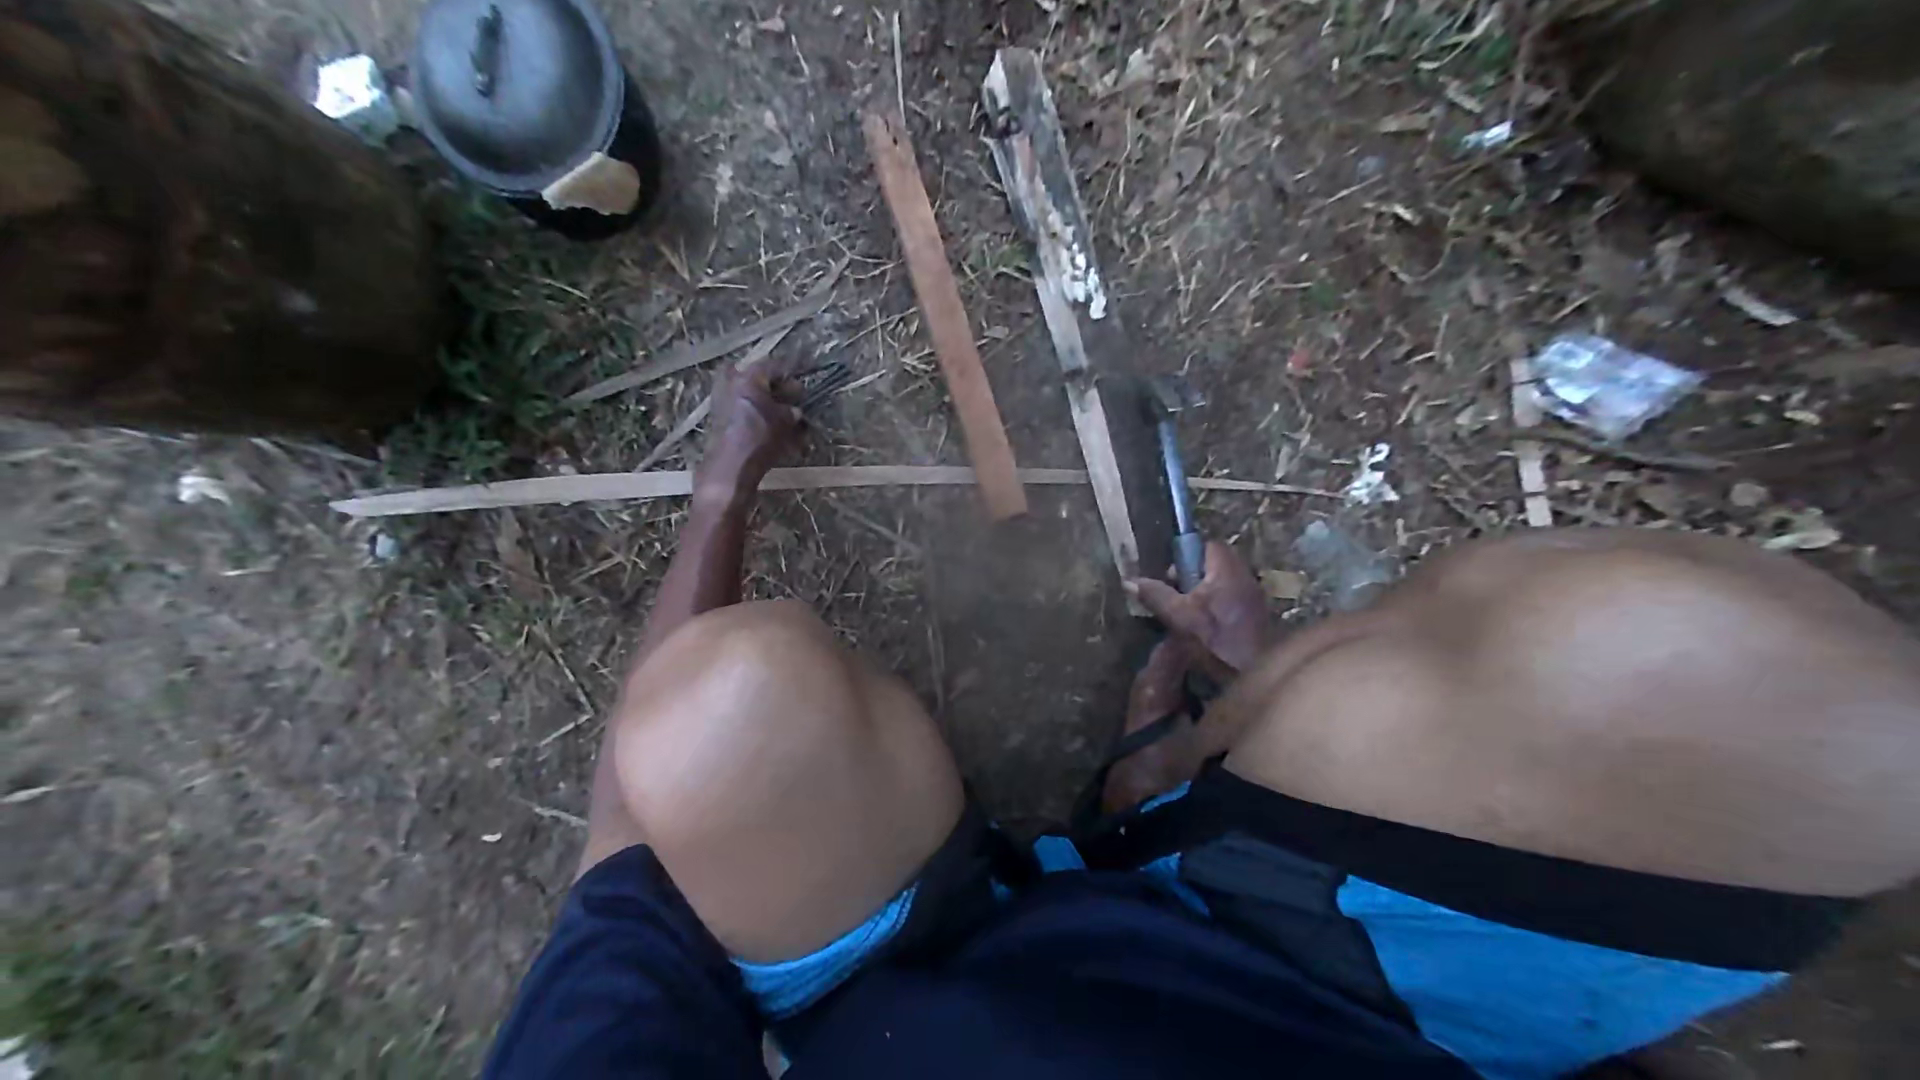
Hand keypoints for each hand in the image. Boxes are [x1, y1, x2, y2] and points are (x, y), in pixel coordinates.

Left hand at [693, 362, 802, 508]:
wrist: (731, 465)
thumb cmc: (760, 436)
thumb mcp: (784, 421)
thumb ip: (791, 412)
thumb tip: (795, 411)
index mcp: (747, 377)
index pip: (774, 365)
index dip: (792, 370)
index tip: (805, 370)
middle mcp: (731, 383)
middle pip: (759, 380)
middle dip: (779, 388)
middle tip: (795, 396)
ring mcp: (722, 400)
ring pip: (751, 397)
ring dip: (769, 404)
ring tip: (789, 417)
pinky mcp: (719, 419)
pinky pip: (744, 411)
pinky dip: (759, 417)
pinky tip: (774, 429)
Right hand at [1125, 541, 1272, 674]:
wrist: (1252, 674)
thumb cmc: (1216, 641)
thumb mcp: (1179, 617)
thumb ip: (1155, 596)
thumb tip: (1128, 581)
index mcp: (1228, 572)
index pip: (1210, 545)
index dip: (1188, 554)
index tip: (1172, 575)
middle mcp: (1245, 579)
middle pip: (1215, 565)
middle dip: (1192, 577)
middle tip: (1176, 597)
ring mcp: (1253, 599)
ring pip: (1223, 585)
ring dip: (1203, 595)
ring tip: (1187, 616)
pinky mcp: (1256, 618)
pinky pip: (1231, 601)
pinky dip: (1215, 609)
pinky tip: (1204, 630)